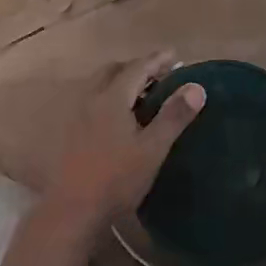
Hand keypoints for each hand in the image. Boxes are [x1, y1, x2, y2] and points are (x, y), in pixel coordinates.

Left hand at [46, 52, 205, 230]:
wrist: (72, 210)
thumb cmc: (116, 179)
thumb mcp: (152, 149)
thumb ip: (174, 116)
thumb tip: (196, 86)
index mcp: (111, 98)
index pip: (137, 68)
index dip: (157, 60)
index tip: (174, 54)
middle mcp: (90, 99)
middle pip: (113, 70)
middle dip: (136, 67)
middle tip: (158, 75)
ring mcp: (76, 116)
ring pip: (99, 85)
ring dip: (120, 81)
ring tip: (140, 95)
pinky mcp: (69, 133)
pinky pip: (91, 101)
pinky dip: (108, 97)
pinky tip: (117, 118)